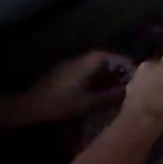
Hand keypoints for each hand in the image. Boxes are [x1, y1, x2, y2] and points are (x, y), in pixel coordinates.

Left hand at [19, 51, 133, 122]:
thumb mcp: (88, 102)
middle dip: (117, 65)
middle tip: (128, 77)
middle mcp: (76, 61)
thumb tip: (130, 90)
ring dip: (107, 69)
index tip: (135, 72)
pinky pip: (85, 68)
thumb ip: (110, 95)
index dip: (124, 61)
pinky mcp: (62, 72)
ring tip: (117, 82)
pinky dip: (96, 73)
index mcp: (84, 65)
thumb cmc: (59, 104)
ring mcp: (67, 66)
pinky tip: (99, 86)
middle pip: (102, 57)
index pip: (109, 55)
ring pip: (93, 62)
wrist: (28, 107)